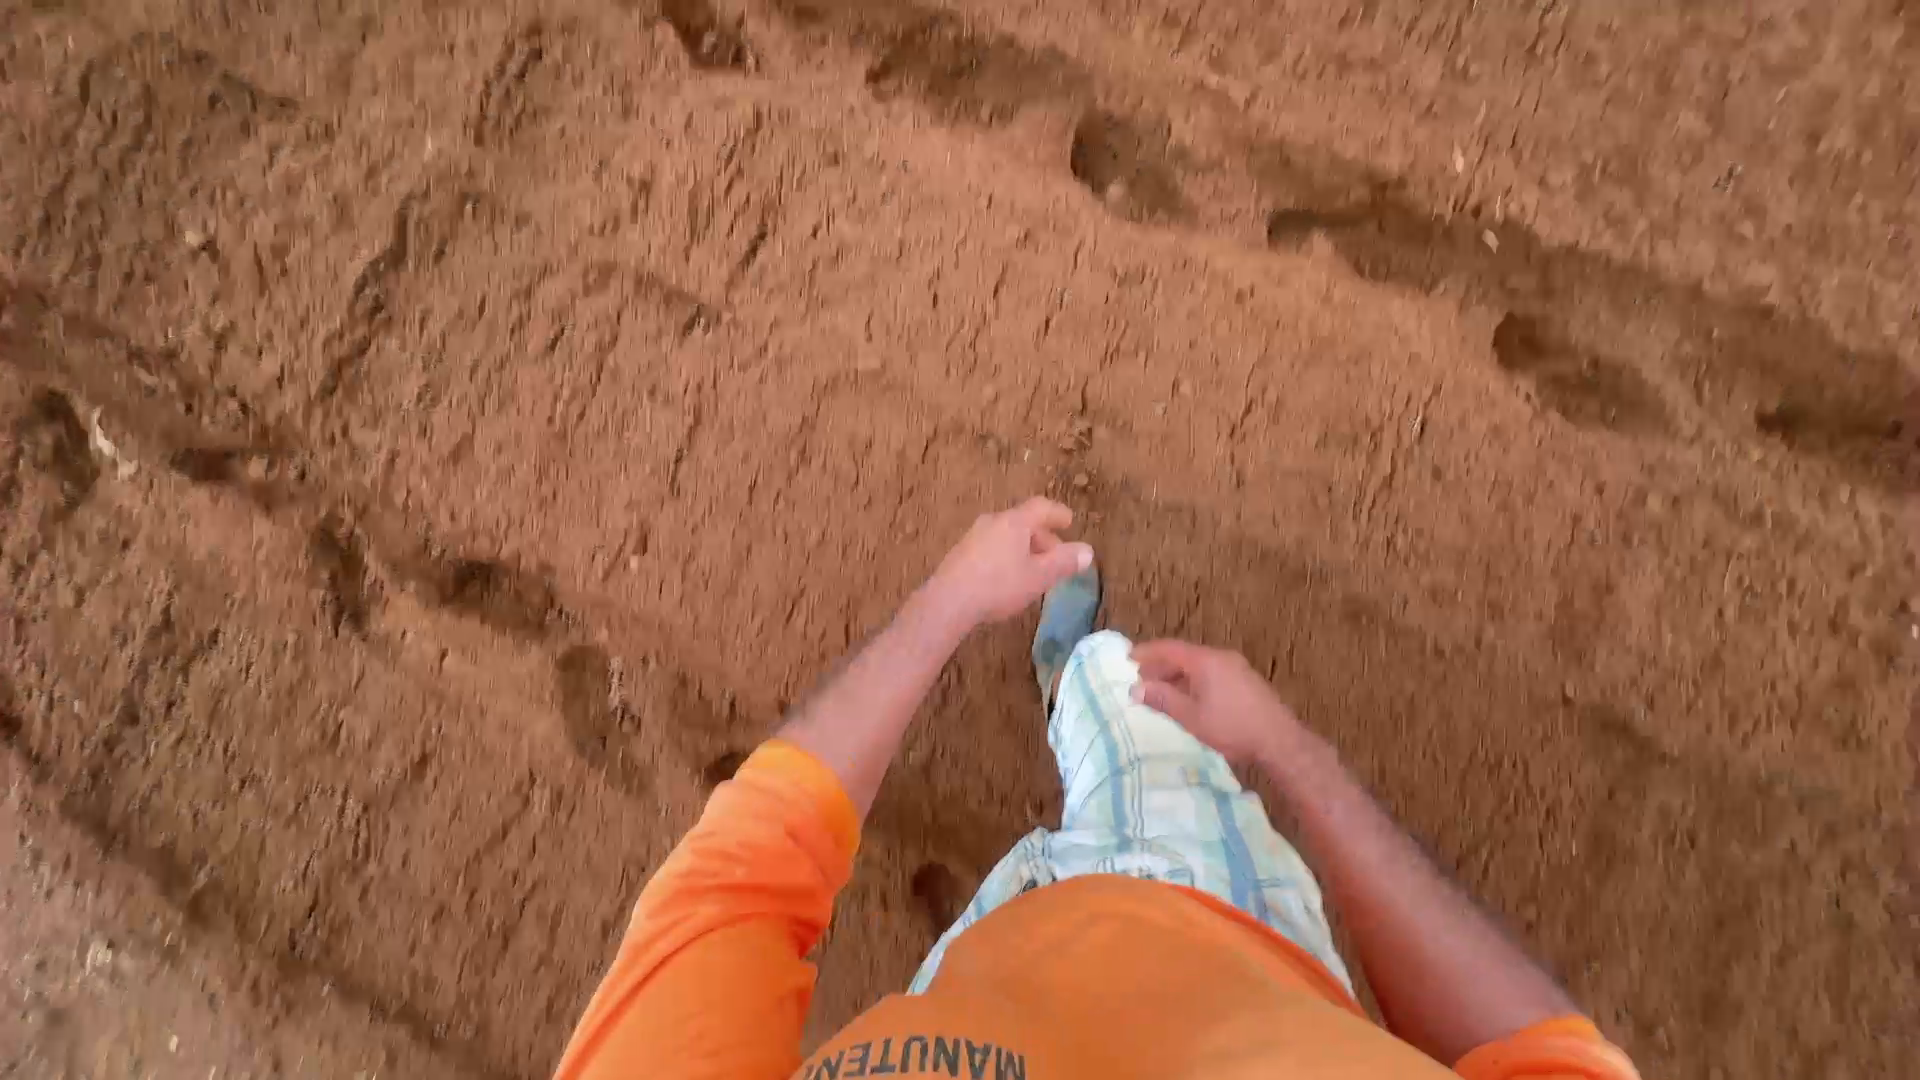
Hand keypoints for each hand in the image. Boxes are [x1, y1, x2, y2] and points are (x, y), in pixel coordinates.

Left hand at [923, 497, 1093, 629]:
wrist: (948, 602)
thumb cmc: (999, 585)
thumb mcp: (1039, 577)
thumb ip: (1064, 562)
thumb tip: (1087, 551)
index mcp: (1014, 522)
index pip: (1041, 507)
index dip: (1058, 513)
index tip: (1069, 522)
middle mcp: (992, 522)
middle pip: (1023, 522)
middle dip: (1043, 537)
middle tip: (1055, 556)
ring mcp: (973, 537)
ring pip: (1006, 536)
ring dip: (1024, 548)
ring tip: (1034, 570)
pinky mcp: (960, 554)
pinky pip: (991, 547)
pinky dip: (1006, 556)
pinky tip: (1007, 578)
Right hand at [1130, 640, 1303, 764]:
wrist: (1281, 742)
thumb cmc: (1232, 727)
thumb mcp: (1191, 717)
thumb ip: (1163, 700)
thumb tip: (1136, 689)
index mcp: (1206, 660)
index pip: (1169, 648)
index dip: (1146, 652)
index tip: (1127, 659)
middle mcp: (1221, 657)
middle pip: (1184, 655)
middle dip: (1160, 666)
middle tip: (1141, 679)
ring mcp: (1236, 667)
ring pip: (1198, 665)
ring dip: (1177, 675)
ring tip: (1161, 691)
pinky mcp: (1246, 681)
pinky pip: (1211, 673)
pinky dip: (1193, 680)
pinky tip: (1188, 698)